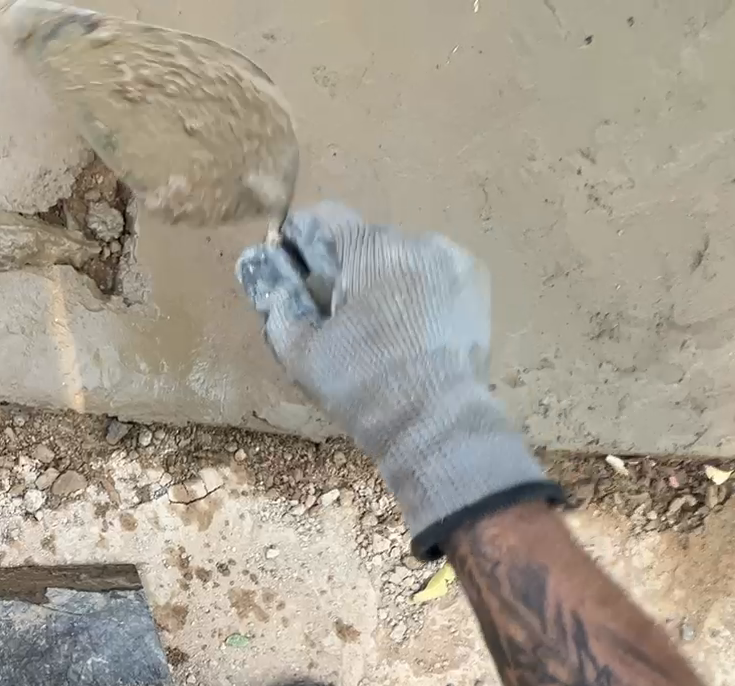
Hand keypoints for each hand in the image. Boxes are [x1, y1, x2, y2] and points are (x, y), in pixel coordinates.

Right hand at [237, 202, 557, 555]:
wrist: (432, 419)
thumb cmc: (358, 383)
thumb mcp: (300, 349)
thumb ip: (276, 302)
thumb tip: (258, 270)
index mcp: (370, 249)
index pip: (325, 217)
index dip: (300, 238)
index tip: (290, 266)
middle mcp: (417, 240)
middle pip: (364, 240)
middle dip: (343, 267)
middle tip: (331, 313)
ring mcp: (453, 260)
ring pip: (401, 258)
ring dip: (380, 279)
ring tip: (373, 327)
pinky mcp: (477, 285)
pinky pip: (432, 274)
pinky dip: (414, 292)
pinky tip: (406, 331)